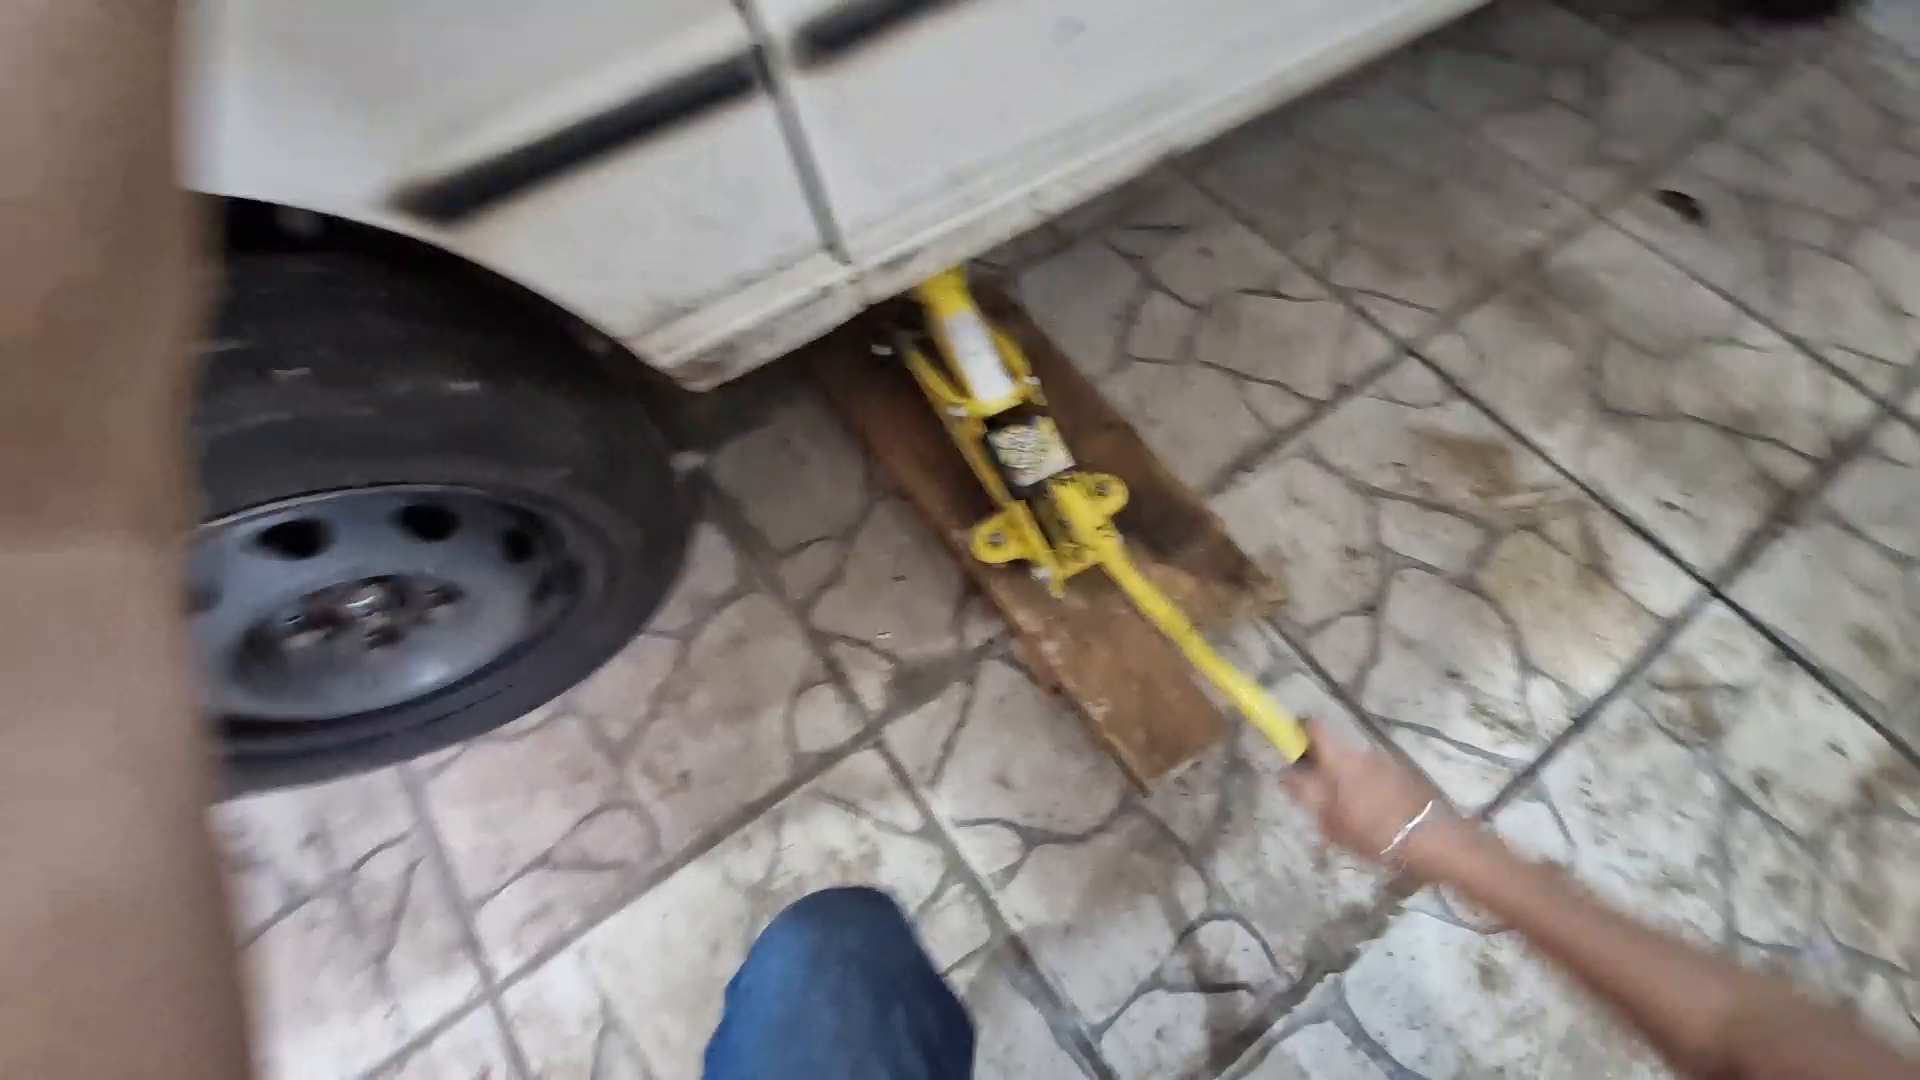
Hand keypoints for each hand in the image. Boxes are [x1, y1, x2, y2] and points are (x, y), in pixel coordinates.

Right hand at [1283, 716, 1466, 879]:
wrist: (1438, 843)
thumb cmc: (1375, 831)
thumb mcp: (1330, 820)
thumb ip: (1304, 793)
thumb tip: (1285, 773)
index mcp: (1340, 757)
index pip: (1313, 726)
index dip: (1299, 731)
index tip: (1292, 750)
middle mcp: (1363, 751)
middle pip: (1334, 748)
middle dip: (1323, 765)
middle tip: (1321, 794)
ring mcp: (1389, 762)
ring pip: (1357, 764)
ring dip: (1349, 780)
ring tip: (1352, 811)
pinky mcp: (1408, 776)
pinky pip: (1377, 775)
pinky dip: (1371, 788)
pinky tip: (1377, 815)